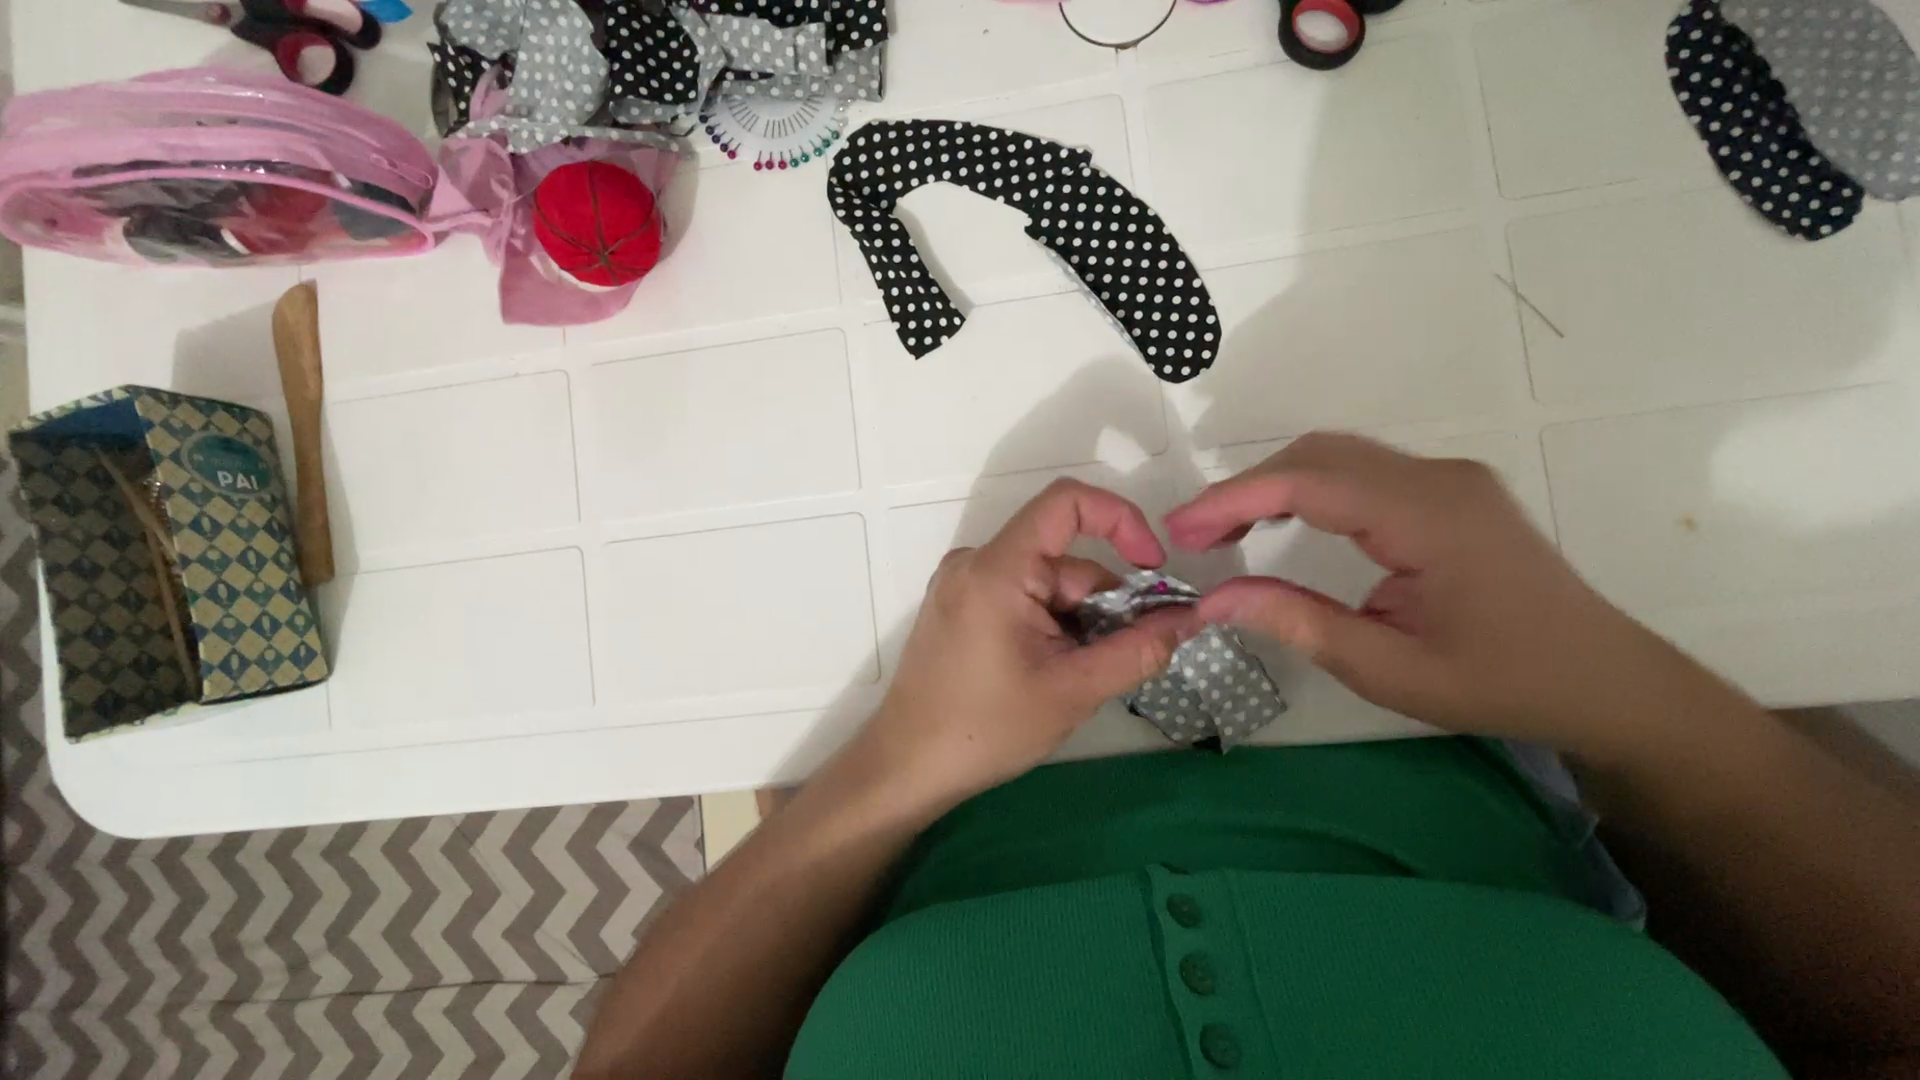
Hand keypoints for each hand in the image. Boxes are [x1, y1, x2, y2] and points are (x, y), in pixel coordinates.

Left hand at [853, 479, 1204, 810]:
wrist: (907, 766)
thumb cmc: (986, 730)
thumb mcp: (1073, 690)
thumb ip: (1138, 650)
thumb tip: (1189, 618)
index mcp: (997, 569)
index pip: (1067, 502)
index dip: (1121, 520)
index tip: (1153, 568)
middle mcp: (976, 563)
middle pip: (1064, 558)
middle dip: (1104, 603)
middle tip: (1122, 658)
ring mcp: (964, 584)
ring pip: (1047, 584)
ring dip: (1078, 622)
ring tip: (1077, 678)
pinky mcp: (961, 606)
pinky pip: (1023, 597)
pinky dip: (1051, 625)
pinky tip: (1051, 672)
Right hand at [1164, 432, 1697, 756]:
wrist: (1604, 682)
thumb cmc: (1500, 683)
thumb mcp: (1389, 669)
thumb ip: (1298, 623)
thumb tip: (1212, 600)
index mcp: (1428, 517)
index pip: (1308, 483)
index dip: (1232, 499)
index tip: (1178, 530)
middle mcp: (1437, 479)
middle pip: (1317, 455)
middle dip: (1244, 489)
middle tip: (1195, 538)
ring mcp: (1447, 479)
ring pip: (1336, 456)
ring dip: (1271, 486)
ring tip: (1223, 534)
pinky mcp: (1447, 491)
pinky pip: (1360, 471)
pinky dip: (1305, 490)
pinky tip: (1278, 521)